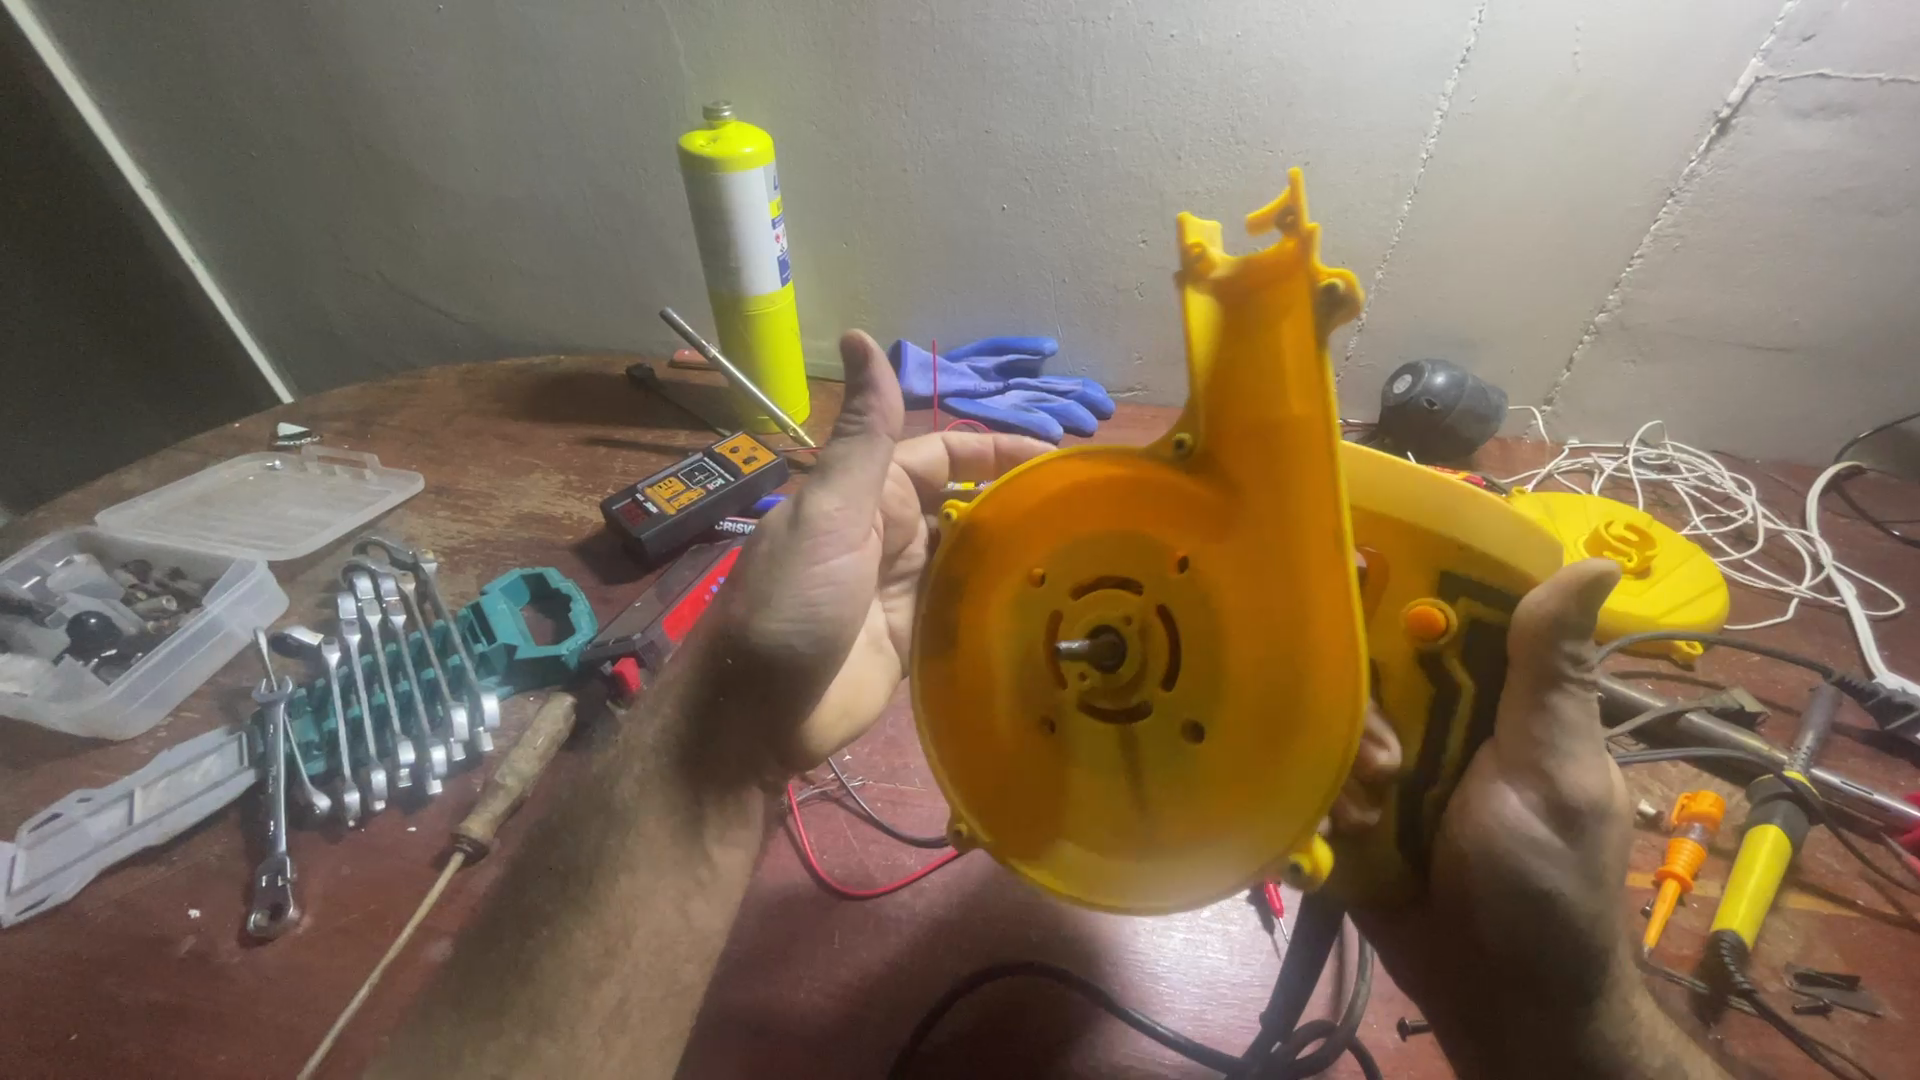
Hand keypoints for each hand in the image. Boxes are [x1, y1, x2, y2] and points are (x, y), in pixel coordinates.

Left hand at [676, 330, 1050, 780]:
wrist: (755, 714)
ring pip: (970, 559)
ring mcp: (902, 590)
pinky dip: (996, 607)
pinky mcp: (912, 639)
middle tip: (1086, 518)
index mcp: (870, 495)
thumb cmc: (791, 603)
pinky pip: (963, 611)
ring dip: (1013, 557)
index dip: (998, 451)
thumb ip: (862, 435)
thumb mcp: (830, 511)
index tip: (1058, 460)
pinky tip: (1043, 611)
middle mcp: (891, 536)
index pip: (946, 456)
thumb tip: (862, 336)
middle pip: (965, 508)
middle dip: (1016, 505)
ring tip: (1082, 563)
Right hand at [1356, 559, 1648, 1074]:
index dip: (1395, 590)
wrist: (1493, 997)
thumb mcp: (1554, 771)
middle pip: (1363, 664)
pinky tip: (1338, 831)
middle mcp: (1429, 717)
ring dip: (1342, 765)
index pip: (1434, 615)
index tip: (1352, 577)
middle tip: (1386, 760)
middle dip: (1360, 702)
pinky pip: (1307, 772)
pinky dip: (1317, 797)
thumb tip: (1598, 563)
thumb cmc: (1544, 881)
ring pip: (1326, 719)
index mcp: (1488, 695)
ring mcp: (1379, 761)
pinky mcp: (1340, 801)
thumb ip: (1552, 676)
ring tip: (1369, 814)